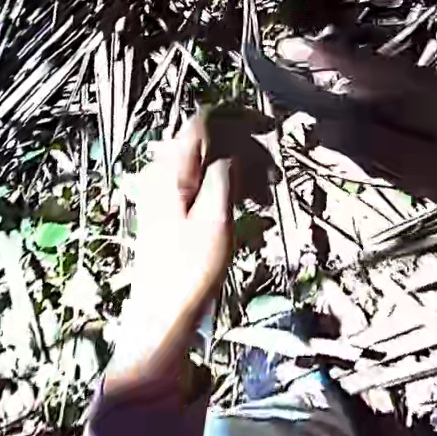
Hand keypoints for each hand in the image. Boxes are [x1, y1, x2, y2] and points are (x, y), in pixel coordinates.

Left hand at [104, 109, 268, 397]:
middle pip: (209, 142)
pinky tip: (250, 208)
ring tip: (267, 196)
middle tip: (275, 175)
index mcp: (170, 169)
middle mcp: (163, 172)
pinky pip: (205, 183)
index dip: (237, 117)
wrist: (161, 318)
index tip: (269, 127)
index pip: (203, 121)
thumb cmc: (189, 270)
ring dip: (241, 171)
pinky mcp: (172, 210)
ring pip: (210, 164)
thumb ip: (224, 173)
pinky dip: (229, 188)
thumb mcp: (215, 218)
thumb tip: (235, 146)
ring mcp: (166, 191)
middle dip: (245, 150)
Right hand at [276, 39, 436, 231]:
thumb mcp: (422, 166)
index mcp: (414, 89)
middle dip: (341, 109)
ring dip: (368, 133)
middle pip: (362, 86)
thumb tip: (320, 125)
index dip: (316, 56)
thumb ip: (370, 143)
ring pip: (379, 108)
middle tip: (350, 145)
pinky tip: (404, 166)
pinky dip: (387, 140)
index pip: (354, 64)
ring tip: (395, 168)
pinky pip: (397, 122)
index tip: (283, 49)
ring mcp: (431, 101)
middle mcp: (420, 86)